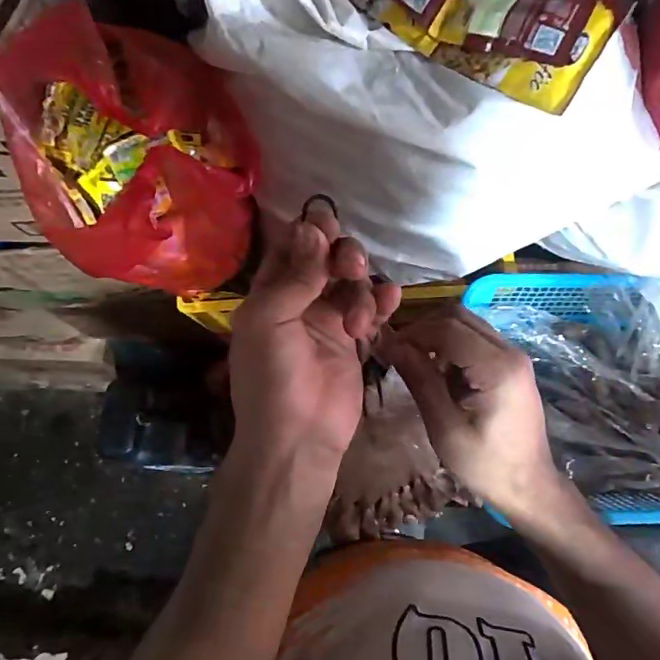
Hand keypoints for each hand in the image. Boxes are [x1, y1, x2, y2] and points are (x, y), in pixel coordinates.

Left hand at [228, 197, 400, 472]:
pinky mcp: (354, 341)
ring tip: (359, 322)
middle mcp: (299, 301)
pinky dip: (381, 302)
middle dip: (342, 256)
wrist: (298, 437)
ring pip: (352, 282)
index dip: (309, 231)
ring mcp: (328, 321)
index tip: (327, 223)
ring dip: (360, 289)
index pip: (291, 248)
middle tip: (349, 267)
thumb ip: (295, 276)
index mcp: (269, 293)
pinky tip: (390, 302)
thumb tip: (311, 226)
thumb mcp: (270, 320)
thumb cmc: (273, 378)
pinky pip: (371, 309)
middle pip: (326, 259)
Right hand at [380, 307, 579, 525]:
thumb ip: (421, 381)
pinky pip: (475, 338)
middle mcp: (510, 351)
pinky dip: (451, 344)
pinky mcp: (512, 363)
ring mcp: (514, 355)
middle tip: (400, 353)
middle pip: (457, 316)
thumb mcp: (445, 428)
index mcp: (498, 367)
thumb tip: (392, 345)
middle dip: (423, 329)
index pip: (447, 328)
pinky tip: (439, 371)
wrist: (530, 487)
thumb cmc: (486, 465)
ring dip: (437, 335)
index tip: (387, 349)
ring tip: (416, 363)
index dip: (413, 333)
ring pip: (466, 323)